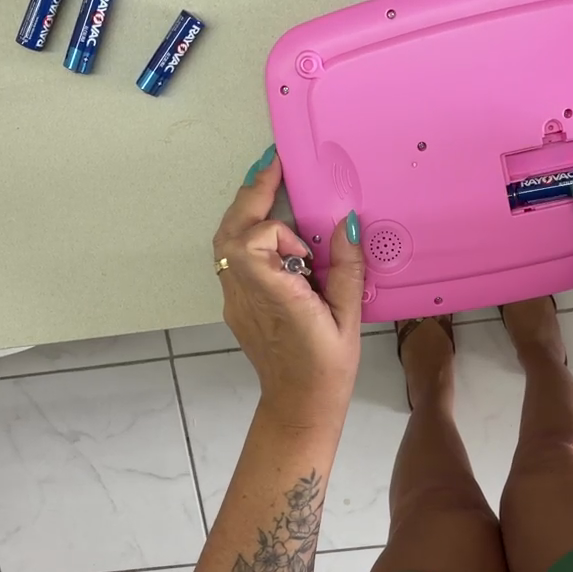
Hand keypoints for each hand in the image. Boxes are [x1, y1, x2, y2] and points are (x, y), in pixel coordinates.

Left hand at [213, 146, 365, 414]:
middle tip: (275, 166)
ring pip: (224, 243)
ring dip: (246, 211)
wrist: (298, 406)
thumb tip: (347, 222)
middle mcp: (245, 295)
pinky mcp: (235, 304)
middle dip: (250, 194)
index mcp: (276, 298)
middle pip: (228, 232)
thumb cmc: (327, 368)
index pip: (249, 244)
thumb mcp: (348, 318)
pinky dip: (248, 233)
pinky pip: (233, 258)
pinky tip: (274, 231)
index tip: (306, 245)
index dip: (275, 230)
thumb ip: (347, 268)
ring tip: (272, 187)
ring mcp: (234, 300)